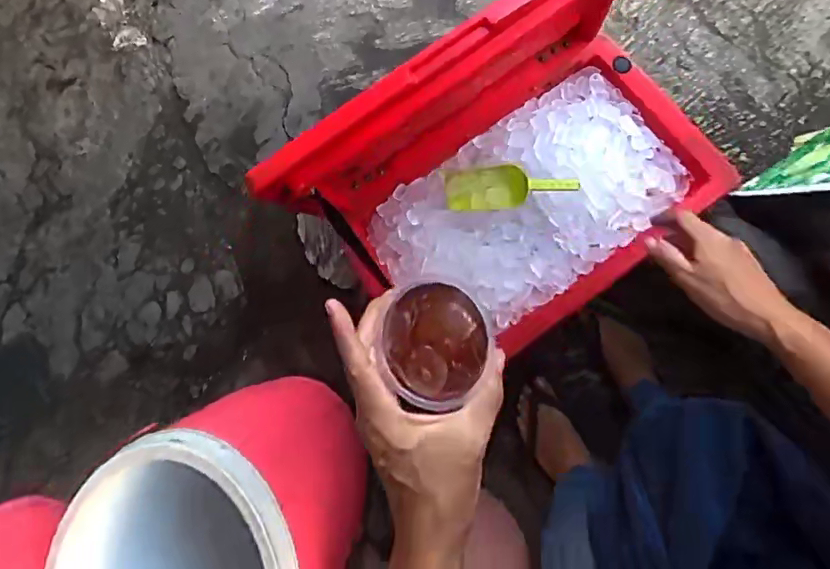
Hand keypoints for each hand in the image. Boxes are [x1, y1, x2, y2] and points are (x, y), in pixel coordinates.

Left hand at [327, 292, 503, 566]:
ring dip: (372, 338)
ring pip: (364, 369)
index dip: (344, 332)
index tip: (331, 304)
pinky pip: (374, 381)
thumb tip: (497, 353)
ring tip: (394, 310)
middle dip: (367, 323)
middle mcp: (368, 414)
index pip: (356, 364)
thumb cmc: (444, 490)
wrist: (433, 534)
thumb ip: (485, 394)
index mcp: (380, 414)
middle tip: (391, 294)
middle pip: (359, 359)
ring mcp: (373, 422)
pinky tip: (401, 347)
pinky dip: (381, 357)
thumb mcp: (469, 438)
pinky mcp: (382, 427)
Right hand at [646, 210, 805, 343]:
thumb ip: (668, 257)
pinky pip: (720, 248)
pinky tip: (706, 271)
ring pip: (708, 238)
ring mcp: (738, 247)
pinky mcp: (748, 260)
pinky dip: (706, 252)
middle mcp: (723, 235)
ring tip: (681, 260)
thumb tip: (648, 238)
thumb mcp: (689, 280)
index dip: (664, 216)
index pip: (682, 214)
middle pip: (695, 226)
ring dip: (691, 244)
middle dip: (676, 233)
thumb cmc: (724, 298)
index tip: (651, 225)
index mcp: (707, 236)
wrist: (771, 317)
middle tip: (661, 245)